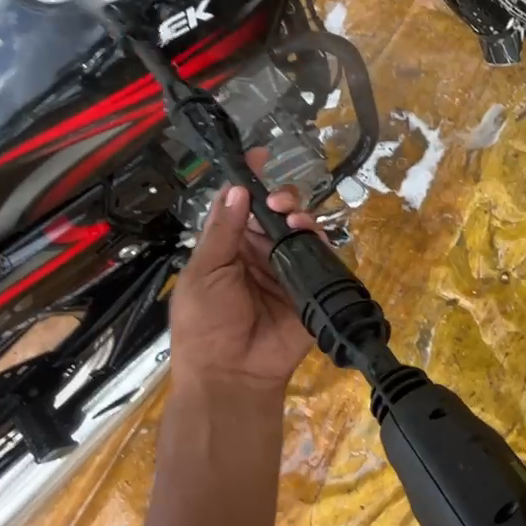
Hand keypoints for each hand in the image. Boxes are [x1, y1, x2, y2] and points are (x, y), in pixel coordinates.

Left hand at [169, 154, 320, 392]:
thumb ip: (222, 232)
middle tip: (277, 200)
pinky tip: (308, 234)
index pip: (240, 207)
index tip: (259, 155)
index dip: (249, 181)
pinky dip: (318, 237)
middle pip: (276, 212)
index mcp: (229, 249)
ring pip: (301, 226)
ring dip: (298, 214)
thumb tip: (237, 188)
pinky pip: (321, 251)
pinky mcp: (312, 279)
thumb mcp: (204, 274)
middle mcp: (261, 252)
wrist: (234, 370)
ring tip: (293, 219)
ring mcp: (288, 265)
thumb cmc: (205, 324)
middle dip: (280, 198)